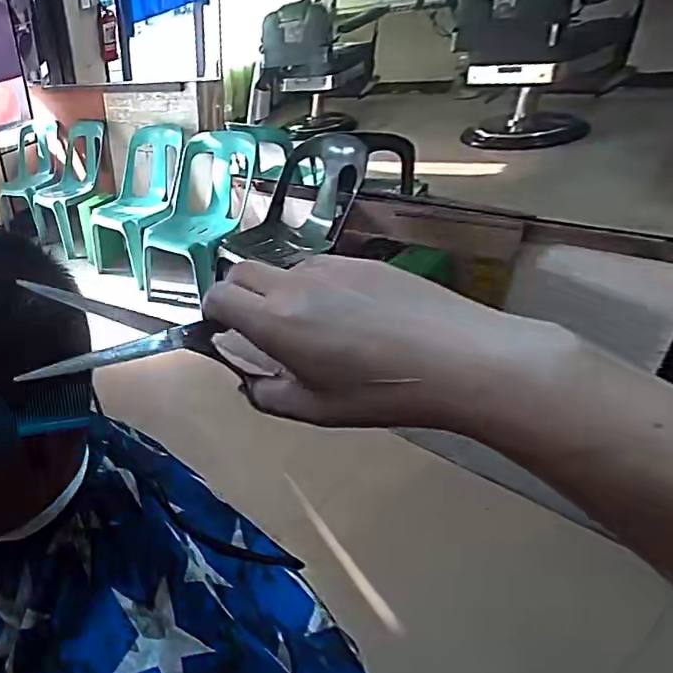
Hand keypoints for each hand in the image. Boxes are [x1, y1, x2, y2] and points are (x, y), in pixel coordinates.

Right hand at [203, 257, 580, 434]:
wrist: (460, 359)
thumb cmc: (382, 392)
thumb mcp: (315, 410)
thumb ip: (267, 395)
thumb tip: (250, 381)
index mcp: (274, 322)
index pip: (218, 296)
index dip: (212, 311)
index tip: (221, 329)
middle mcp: (294, 285)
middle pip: (241, 271)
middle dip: (236, 293)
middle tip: (257, 325)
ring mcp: (330, 267)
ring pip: (283, 271)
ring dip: (280, 292)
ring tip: (315, 325)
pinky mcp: (362, 261)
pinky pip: (322, 269)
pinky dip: (317, 288)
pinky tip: (354, 316)